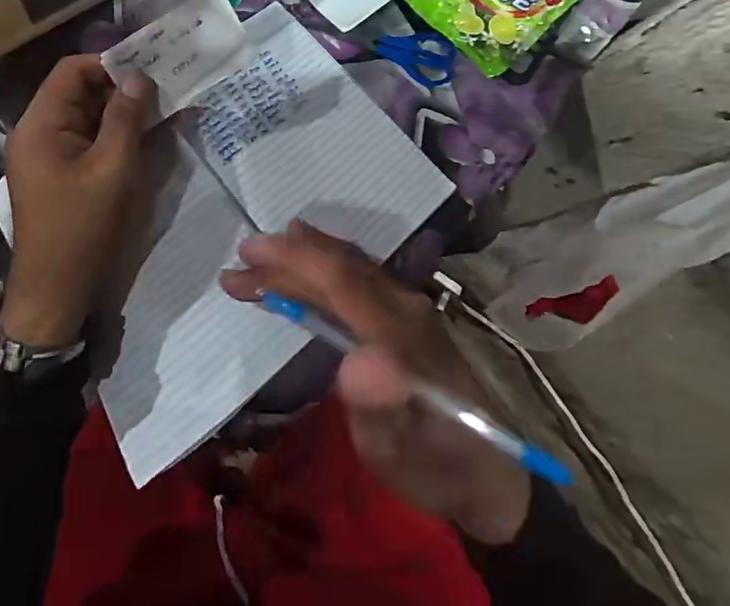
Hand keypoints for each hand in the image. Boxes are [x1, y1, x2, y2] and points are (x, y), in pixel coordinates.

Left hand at [1, 56, 152, 347]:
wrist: (55, 291)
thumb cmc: (82, 228)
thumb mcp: (112, 169)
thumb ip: (126, 119)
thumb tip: (139, 77)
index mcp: (40, 125)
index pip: (71, 71)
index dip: (109, 63)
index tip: (149, 67)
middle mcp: (37, 132)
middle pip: (78, 91)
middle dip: (119, 86)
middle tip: (163, 87)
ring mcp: (46, 154)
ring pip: (85, 115)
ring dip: (120, 111)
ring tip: (161, 108)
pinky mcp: (59, 172)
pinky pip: (86, 139)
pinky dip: (113, 133)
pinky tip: (143, 136)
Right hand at [219, 224, 533, 544]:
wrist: (489, 476)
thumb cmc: (436, 466)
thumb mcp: (402, 453)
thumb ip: (380, 407)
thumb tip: (353, 362)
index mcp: (401, 332)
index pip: (342, 277)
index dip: (294, 259)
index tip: (249, 253)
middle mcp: (405, 307)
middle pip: (341, 265)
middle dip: (287, 256)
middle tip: (240, 257)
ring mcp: (408, 310)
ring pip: (349, 268)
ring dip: (301, 261)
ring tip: (258, 260)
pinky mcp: (405, 320)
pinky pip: (357, 280)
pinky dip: (320, 272)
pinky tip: (303, 273)